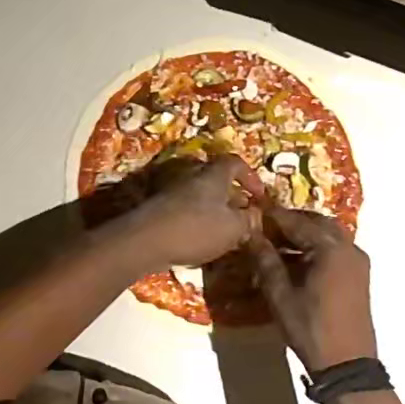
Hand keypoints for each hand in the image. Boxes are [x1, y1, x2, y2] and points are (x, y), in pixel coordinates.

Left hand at [119, 156, 259, 272]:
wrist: (145, 240)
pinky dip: (199, 218)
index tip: (259, 196)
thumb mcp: (233, 228)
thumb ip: (249, 220)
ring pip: (202, 194)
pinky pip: (187, 207)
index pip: (235, 163)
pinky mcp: (160, 206)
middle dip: (233, 195)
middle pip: (217, 178)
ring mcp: (174, 189)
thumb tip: (256, 214)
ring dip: (216, 209)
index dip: (251, 177)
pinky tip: (202, 239)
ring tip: (226, 230)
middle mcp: (193, 175)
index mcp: (214, 174)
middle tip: (243, 215)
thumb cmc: (196, 229)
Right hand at [252, 209, 377, 372]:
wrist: (348, 365)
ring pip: (329, 234)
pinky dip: (319, 246)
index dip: (275, 217)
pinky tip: (299, 260)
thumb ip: (267, 262)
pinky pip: (337, 248)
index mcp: (330, 248)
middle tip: (268, 228)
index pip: (298, 223)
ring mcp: (357, 261)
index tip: (255, 213)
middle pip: (317, 222)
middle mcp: (348, 247)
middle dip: (293, 222)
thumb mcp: (281, 296)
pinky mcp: (360, 274)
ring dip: (306, 234)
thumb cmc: (312, 330)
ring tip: (280, 243)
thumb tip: (253, 236)